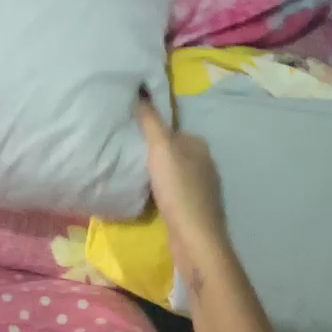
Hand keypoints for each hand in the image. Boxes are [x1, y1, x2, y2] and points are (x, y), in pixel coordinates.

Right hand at [134, 93, 231, 278]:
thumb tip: (141, 90)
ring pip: (173, 172)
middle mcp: (205, 163)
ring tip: (133, 172)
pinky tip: (147, 195)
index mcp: (199, 145)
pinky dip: (161, 191)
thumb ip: (150, 121)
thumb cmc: (178, 190)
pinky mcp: (195, 209)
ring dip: (156, 172)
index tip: (130, 131)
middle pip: (172, 150)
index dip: (152, 129)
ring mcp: (202, 188)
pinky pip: (173, 192)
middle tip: (127, 151)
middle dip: (154, 151)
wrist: (195, 241)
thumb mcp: (160, 148)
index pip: (171, 129)